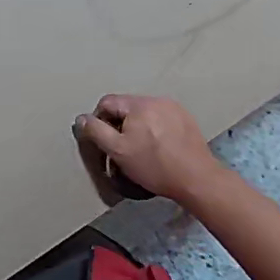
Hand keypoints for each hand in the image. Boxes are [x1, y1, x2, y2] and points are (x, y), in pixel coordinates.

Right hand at [74, 94, 229, 202]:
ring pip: (144, 113)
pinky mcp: (187, 120)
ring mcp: (175, 109)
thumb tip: (82, 118)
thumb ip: (96, 131)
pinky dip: (155, 130)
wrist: (197, 179)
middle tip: (122, 149)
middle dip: (119, 125)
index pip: (107, 102)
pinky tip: (159, 148)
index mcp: (139, 104)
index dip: (98, 120)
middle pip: (126, 107)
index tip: (104, 142)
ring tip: (141, 150)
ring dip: (137, 127)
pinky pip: (161, 119)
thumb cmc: (154, 166)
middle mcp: (157, 100)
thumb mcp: (118, 151)